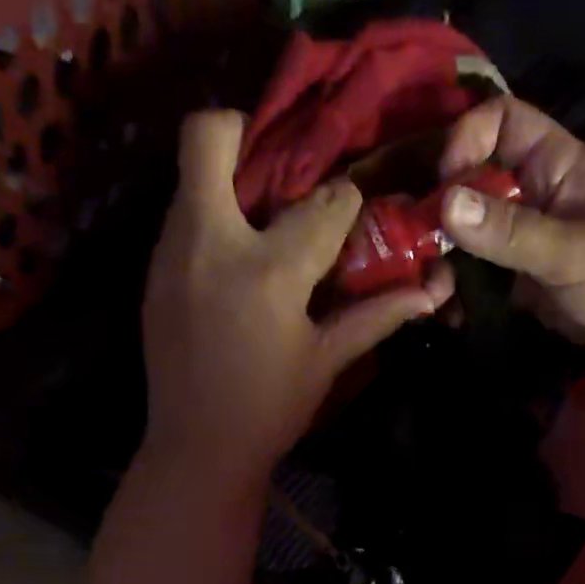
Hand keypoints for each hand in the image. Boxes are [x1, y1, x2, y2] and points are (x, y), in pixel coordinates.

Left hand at [142, 111, 453, 479]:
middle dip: (243, 134)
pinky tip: (230, 265)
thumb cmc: (269, 410)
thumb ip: (375, 316)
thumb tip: (431, 291)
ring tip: (257, 226)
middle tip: (275, 173)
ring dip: (225, 185)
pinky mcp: (152, 275)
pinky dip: (207, 223)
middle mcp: (211, 245)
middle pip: (209, 137)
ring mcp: (171, 256)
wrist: (196, 449)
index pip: (322, 204)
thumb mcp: (325, 362)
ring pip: (189, 177)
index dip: (346, 203)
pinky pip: (179, 220)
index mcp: (268, 273)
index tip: (348, 215)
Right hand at [438, 97, 584, 353]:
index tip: (443, 182)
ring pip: (468, 232)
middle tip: (421, 250)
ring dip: (444, 259)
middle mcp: (534, 192)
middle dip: (442, 214)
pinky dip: (458, 288)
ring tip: (433, 293)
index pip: (502, 121)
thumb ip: (509, 230)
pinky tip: (448, 311)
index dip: (467, 139)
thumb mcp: (570, 251)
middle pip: (472, 181)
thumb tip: (445, 203)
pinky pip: (476, 271)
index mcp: (556, 164)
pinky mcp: (516, 274)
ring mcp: (522, 235)